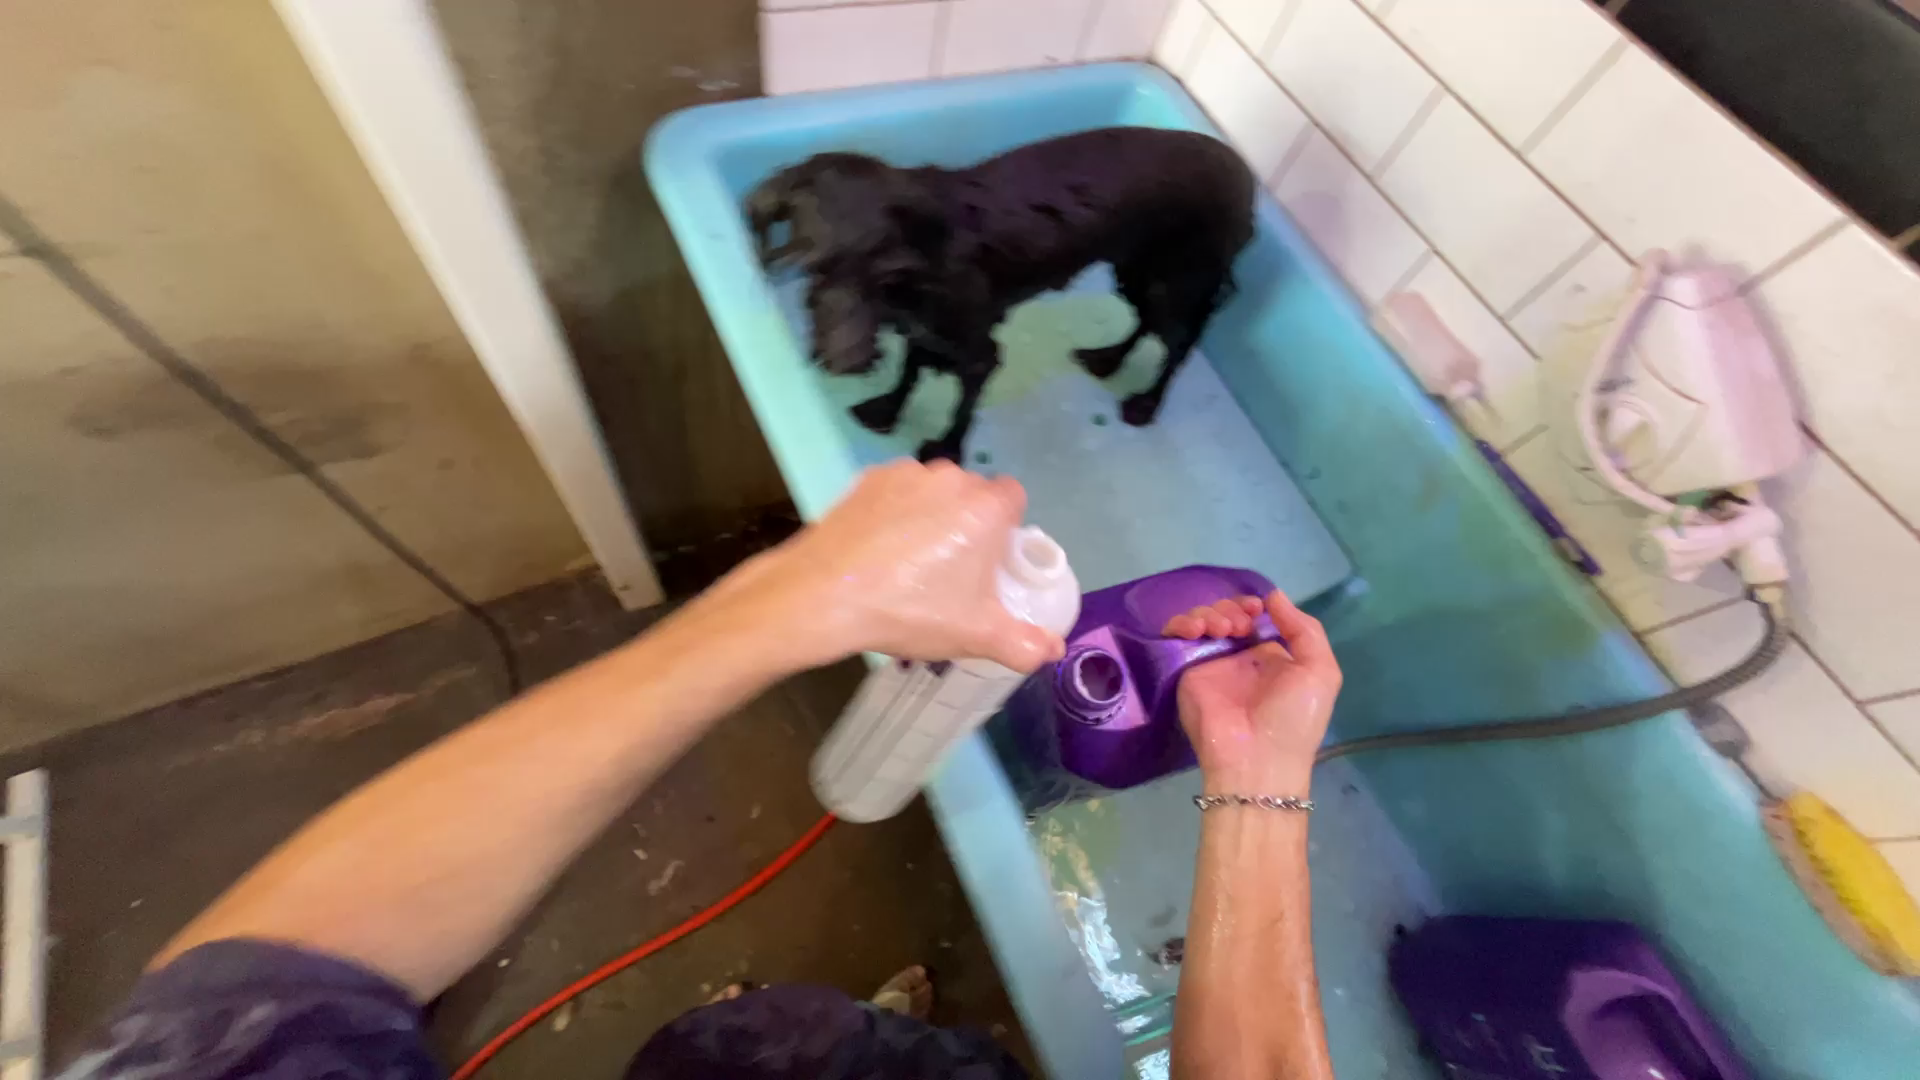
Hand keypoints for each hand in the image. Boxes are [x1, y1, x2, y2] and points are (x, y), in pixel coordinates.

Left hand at [699, 460, 1065, 672]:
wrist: (824, 595)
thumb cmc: (909, 611)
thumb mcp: (973, 635)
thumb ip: (1022, 643)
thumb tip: (1054, 650)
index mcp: (985, 508)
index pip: (1014, 499)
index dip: (1006, 528)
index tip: (989, 561)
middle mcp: (951, 478)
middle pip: (973, 494)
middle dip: (969, 523)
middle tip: (949, 569)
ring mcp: (906, 473)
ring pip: (934, 490)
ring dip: (933, 513)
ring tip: (909, 560)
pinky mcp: (868, 478)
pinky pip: (898, 490)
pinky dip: (897, 509)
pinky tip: (879, 545)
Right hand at [1167, 591, 1340, 792]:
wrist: (1256, 758)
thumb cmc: (1294, 718)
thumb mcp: (1320, 672)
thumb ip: (1304, 629)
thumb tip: (1273, 596)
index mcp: (1268, 655)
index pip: (1253, 616)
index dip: (1251, 606)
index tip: (1255, 610)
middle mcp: (1237, 656)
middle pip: (1225, 612)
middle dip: (1230, 608)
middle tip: (1237, 626)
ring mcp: (1208, 662)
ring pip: (1199, 619)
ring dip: (1208, 613)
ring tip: (1219, 629)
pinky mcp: (1184, 670)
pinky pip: (1175, 636)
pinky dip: (1181, 623)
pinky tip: (1195, 629)